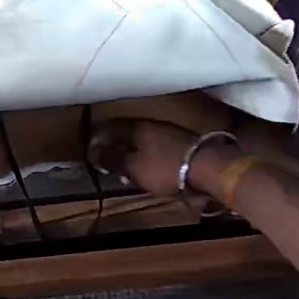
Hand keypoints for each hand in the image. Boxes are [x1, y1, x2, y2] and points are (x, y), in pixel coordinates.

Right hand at [87, 118, 239, 201]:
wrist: (209, 168)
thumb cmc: (166, 167)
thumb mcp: (134, 167)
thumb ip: (114, 160)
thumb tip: (96, 153)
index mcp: (138, 127)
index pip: (111, 127)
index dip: (99, 137)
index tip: (89, 148)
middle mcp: (154, 126)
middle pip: (128, 135)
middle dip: (116, 147)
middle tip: (106, 162)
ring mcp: (171, 135)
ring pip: (144, 143)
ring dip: (132, 155)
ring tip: (125, 171)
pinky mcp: (183, 147)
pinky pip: (157, 151)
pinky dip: (147, 160)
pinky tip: (148, 172)